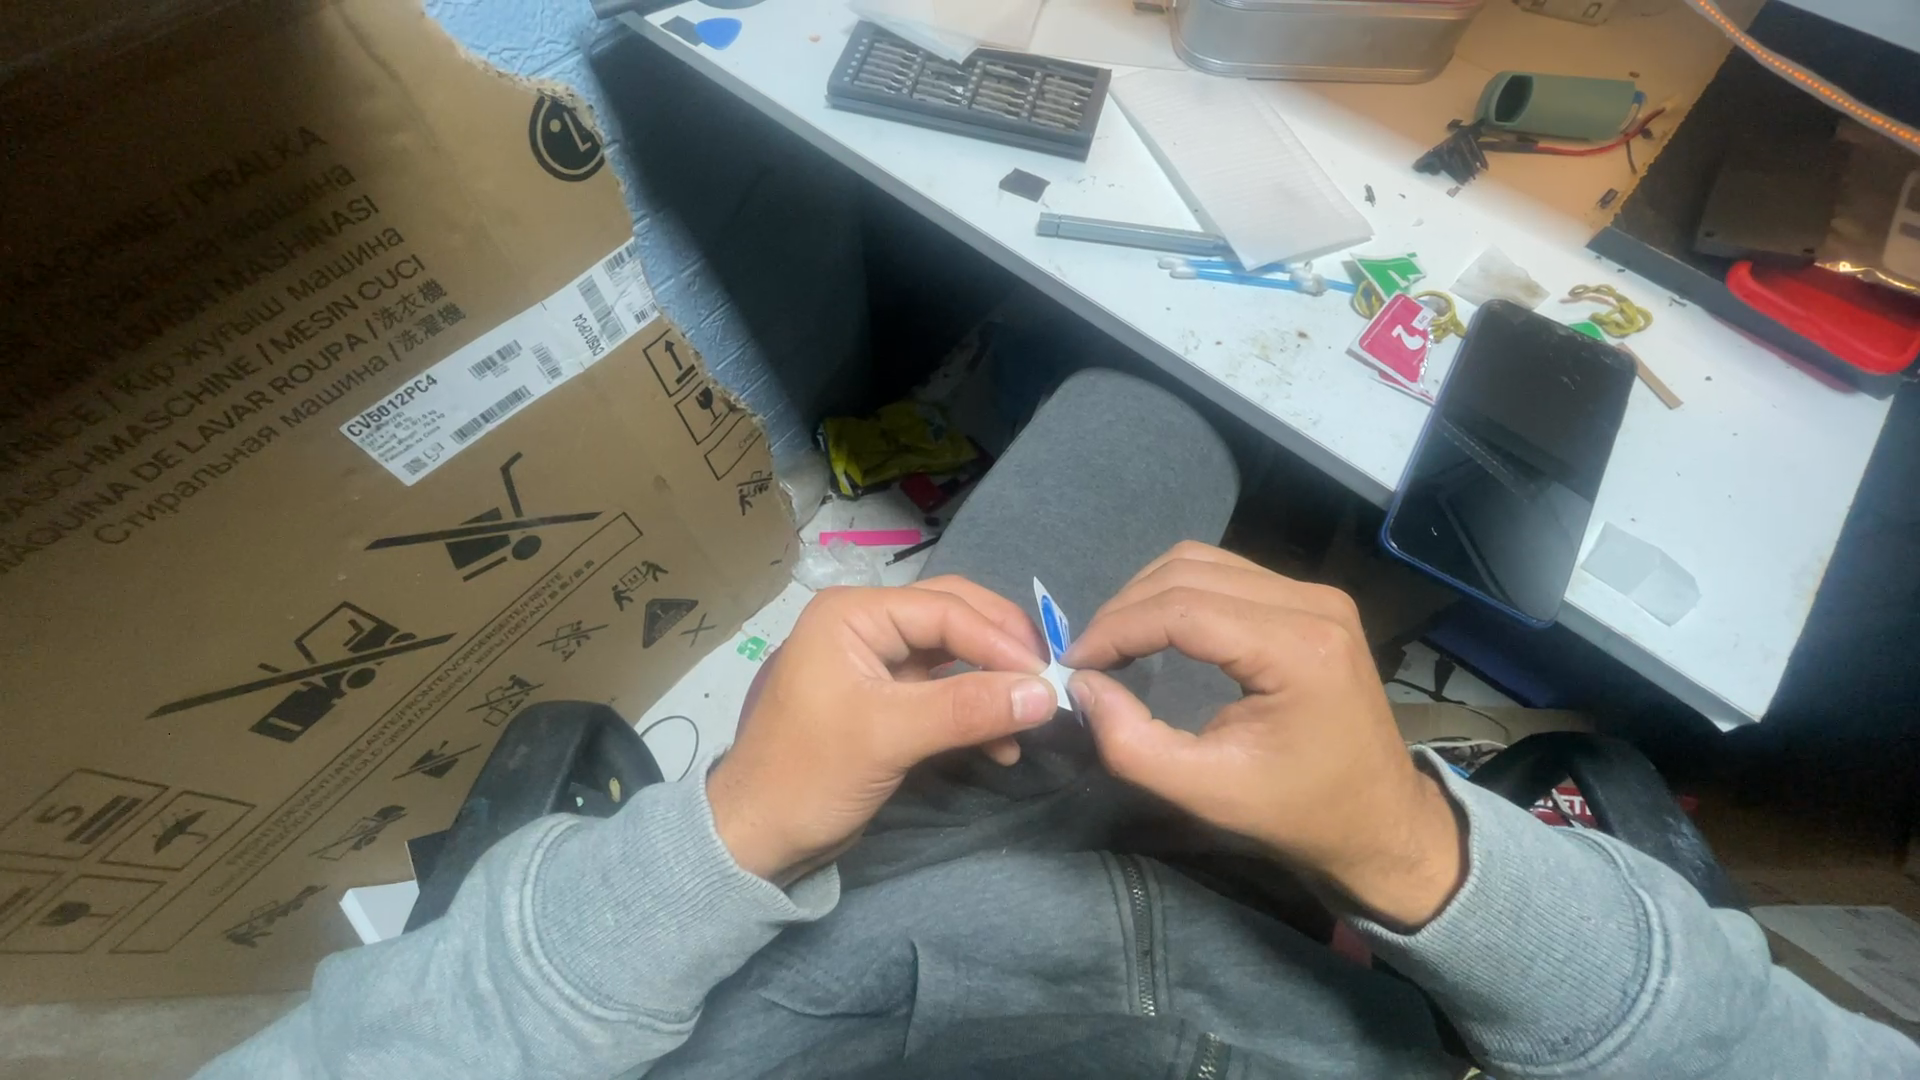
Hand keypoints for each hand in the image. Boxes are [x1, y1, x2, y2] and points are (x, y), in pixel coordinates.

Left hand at [707, 577, 1055, 885]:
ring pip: (954, 654)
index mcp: (854, 613)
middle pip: (954, 617)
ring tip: (1030, 717)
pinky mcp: (887, 699)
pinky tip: (1002, 746)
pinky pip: (945, 690)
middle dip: (1002, 649)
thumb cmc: (807, 776)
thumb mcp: (888, 737)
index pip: (945, 609)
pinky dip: (974, 711)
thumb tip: (1045, 694)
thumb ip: (967, 708)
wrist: (754, 840)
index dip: (1001, 641)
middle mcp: (866, 624)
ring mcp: (878, 661)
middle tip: (1045, 682)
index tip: (1047, 680)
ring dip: (993, 683)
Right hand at [1063, 543, 1464, 927]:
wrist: (1381, 821)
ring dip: (1146, 595)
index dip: (1117, 628)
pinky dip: (1175, 593)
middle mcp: (1311, 602)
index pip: (1182, 608)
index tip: (1075, 662)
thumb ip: (1131, 743)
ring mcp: (1314, 593)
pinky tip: (1156, 628)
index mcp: (1297, 648)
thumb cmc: (1297, 812)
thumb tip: (1082, 684)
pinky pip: (1223, 572)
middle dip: (1124, 609)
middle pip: (1187, 572)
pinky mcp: (1309, 598)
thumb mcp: (1205, 793)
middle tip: (1090, 656)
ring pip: (1201, 561)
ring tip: (1116, 641)